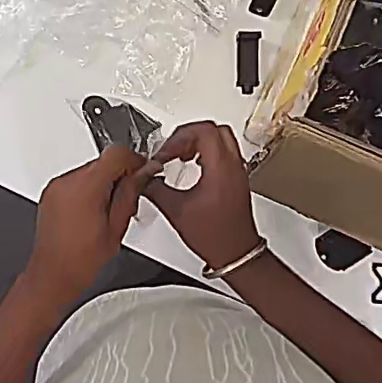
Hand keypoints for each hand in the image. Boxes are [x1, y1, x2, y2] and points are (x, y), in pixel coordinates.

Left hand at [24, 147, 157, 304]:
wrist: (54, 274)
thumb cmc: (81, 259)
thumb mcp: (117, 225)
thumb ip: (131, 193)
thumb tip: (144, 173)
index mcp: (86, 188)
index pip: (116, 154)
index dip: (135, 161)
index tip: (143, 171)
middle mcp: (67, 182)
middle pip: (103, 161)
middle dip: (120, 174)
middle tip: (130, 196)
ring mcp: (57, 187)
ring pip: (91, 170)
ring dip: (105, 182)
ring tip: (110, 209)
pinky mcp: (51, 193)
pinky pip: (77, 180)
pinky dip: (90, 189)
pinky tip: (95, 211)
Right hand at [144, 122, 261, 270]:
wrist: (236, 253)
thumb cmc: (215, 236)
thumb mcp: (176, 210)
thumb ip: (155, 189)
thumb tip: (143, 178)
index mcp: (221, 168)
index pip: (203, 131)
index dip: (178, 137)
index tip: (165, 153)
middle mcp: (233, 166)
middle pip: (213, 129)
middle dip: (188, 134)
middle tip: (172, 148)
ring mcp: (238, 171)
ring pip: (221, 138)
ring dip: (199, 141)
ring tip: (180, 155)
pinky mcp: (238, 179)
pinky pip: (225, 152)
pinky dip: (208, 152)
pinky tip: (193, 166)